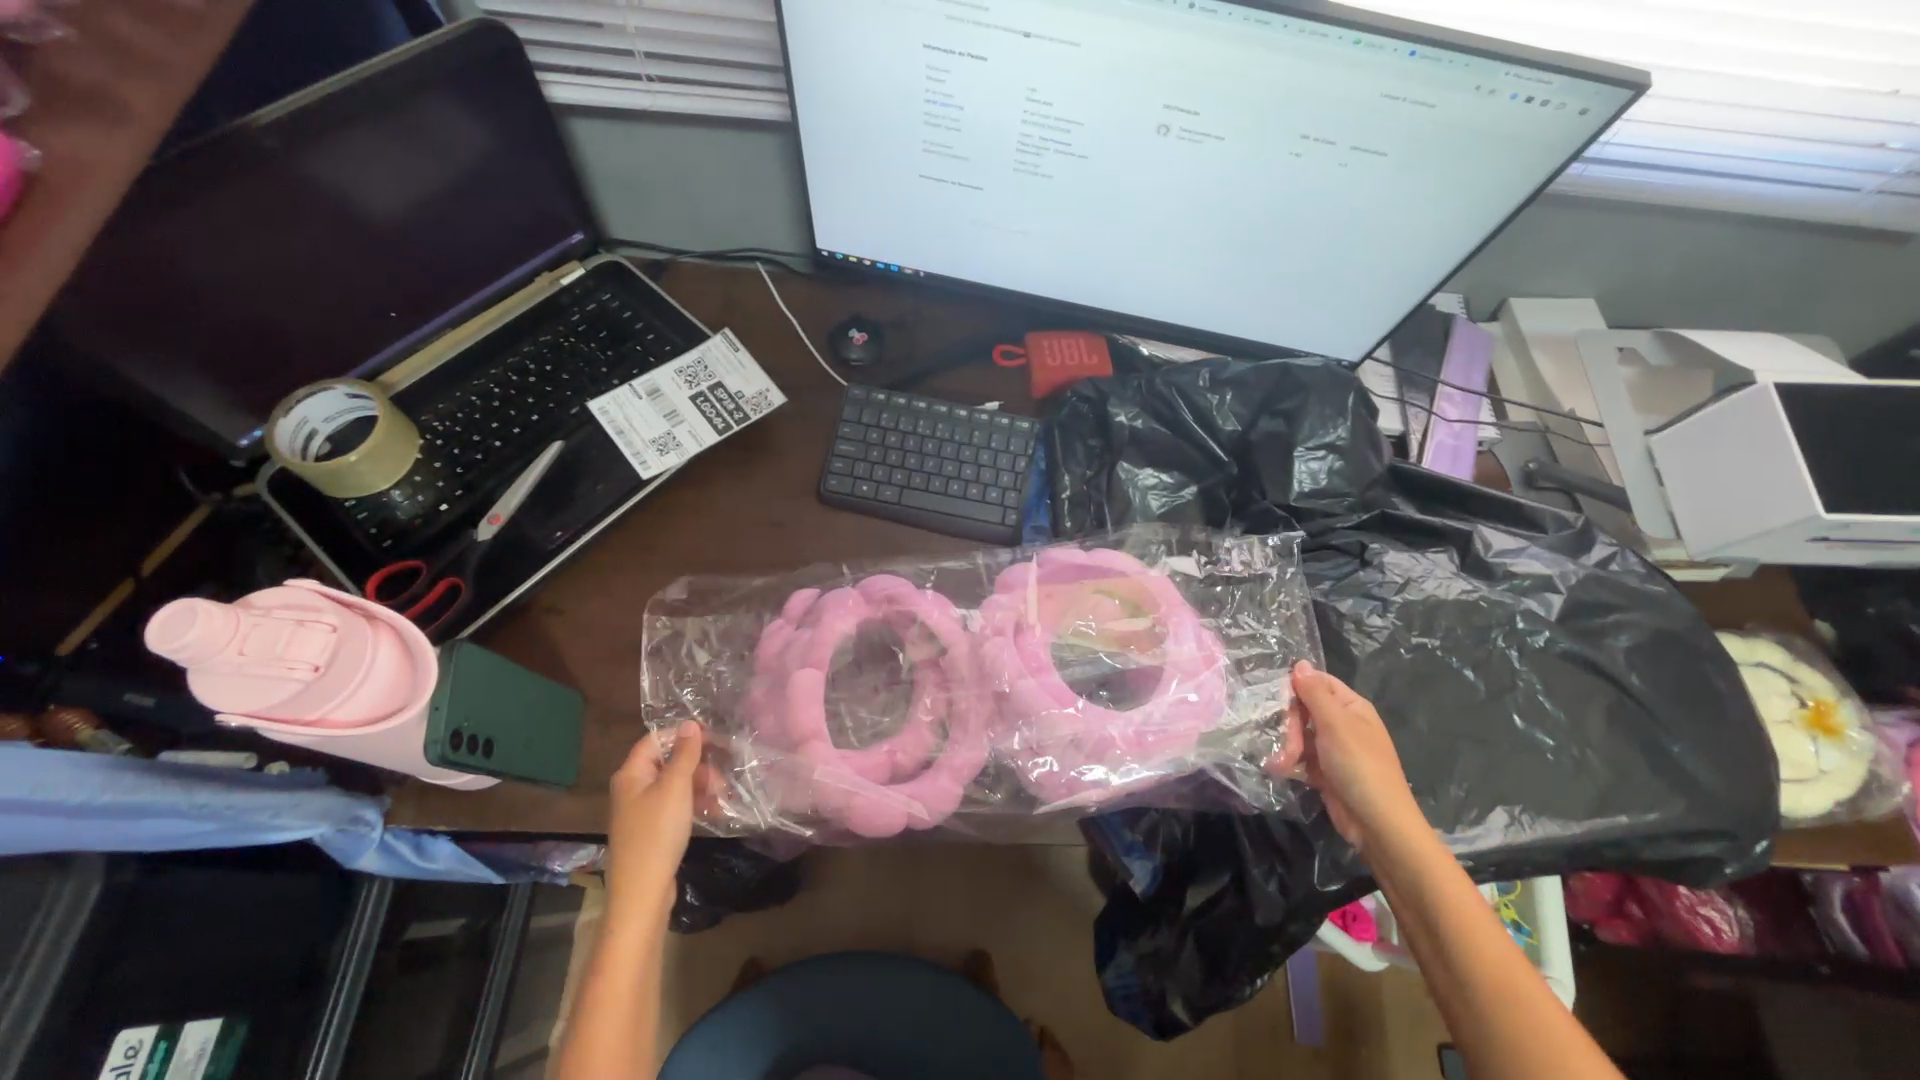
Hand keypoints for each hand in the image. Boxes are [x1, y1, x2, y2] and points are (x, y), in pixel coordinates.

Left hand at [605, 721, 703, 917]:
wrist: (643, 890)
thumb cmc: (657, 832)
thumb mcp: (675, 788)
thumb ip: (684, 754)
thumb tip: (690, 723)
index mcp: (631, 773)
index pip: (656, 739)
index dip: (683, 736)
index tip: (714, 740)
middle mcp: (632, 788)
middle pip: (667, 762)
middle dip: (697, 765)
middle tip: (722, 777)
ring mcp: (641, 811)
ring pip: (674, 786)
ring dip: (699, 786)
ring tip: (722, 796)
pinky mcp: (652, 831)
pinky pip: (675, 807)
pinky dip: (694, 804)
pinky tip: (713, 812)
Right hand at [1289, 662, 1425, 852]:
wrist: (1376, 821)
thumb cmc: (1359, 765)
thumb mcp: (1335, 724)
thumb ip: (1314, 693)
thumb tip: (1300, 663)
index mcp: (1351, 707)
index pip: (1318, 683)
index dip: (1297, 688)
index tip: (1277, 700)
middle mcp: (1343, 724)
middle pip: (1304, 710)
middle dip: (1290, 726)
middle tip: (1288, 743)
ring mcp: (1333, 749)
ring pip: (1298, 735)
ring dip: (1286, 747)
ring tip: (1280, 764)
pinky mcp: (1324, 771)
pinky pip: (1299, 758)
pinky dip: (1289, 763)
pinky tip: (1280, 771)